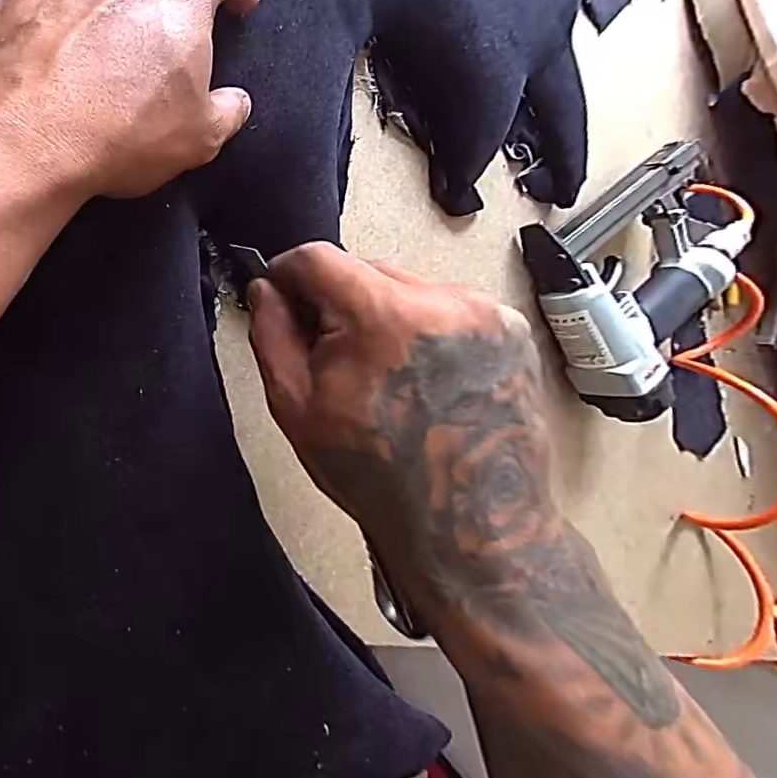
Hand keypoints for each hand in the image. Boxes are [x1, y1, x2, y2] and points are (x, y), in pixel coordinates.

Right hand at [245, 242, 555, 604]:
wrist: (468, 521)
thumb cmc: (380, 472)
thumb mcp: (295, 403)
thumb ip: (271, 332)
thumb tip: (266, 290)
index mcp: (382, 317)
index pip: (317, 256)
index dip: (287, 272)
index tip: (280, 291)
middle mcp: (441, 302)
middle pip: (361, 266)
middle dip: (333, 297)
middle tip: (326, 347)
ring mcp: (484, 314)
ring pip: (401, 283)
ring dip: (376, 310)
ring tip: (375, 369)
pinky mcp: (510, 330)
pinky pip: (441, 304)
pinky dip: (416, 325)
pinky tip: (411, 372)